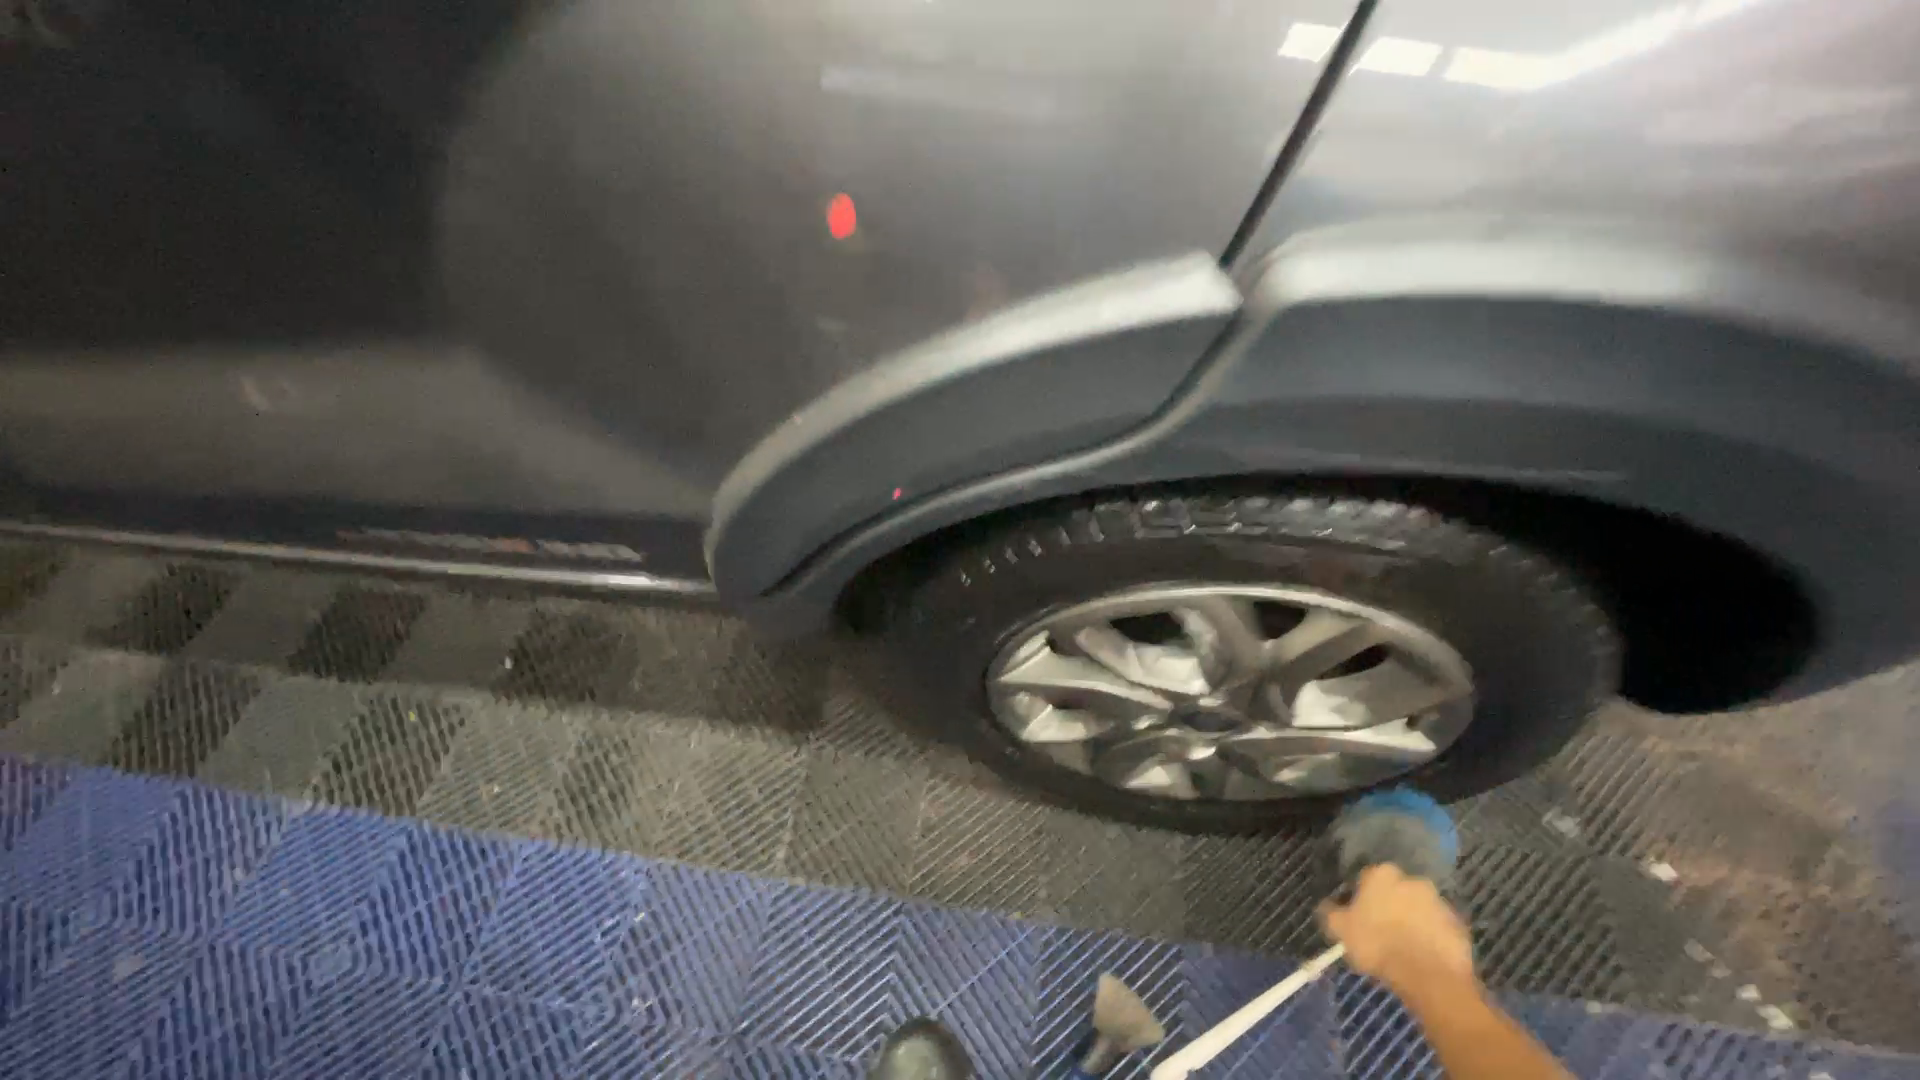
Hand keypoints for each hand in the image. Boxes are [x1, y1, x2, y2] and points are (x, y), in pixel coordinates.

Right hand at [1319, 864, 1476, 998]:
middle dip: (1391, 906)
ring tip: (1404, 948)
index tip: (1359, 916)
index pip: (1367, 878)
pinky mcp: (1460, 926)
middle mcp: (1413, 880)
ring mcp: (1440, 903)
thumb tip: (1326, 905)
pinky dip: (1432, 938)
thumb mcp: (1340, 929)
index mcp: (1382, 874)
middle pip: (1397, 891)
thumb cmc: (1378, 945)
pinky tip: (1423, 957)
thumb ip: (1330, 912)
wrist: (1429, 976)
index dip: (1361, 897)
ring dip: (1413, 921)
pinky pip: (1439, 929)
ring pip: (1420, 909)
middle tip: (1382, 930)